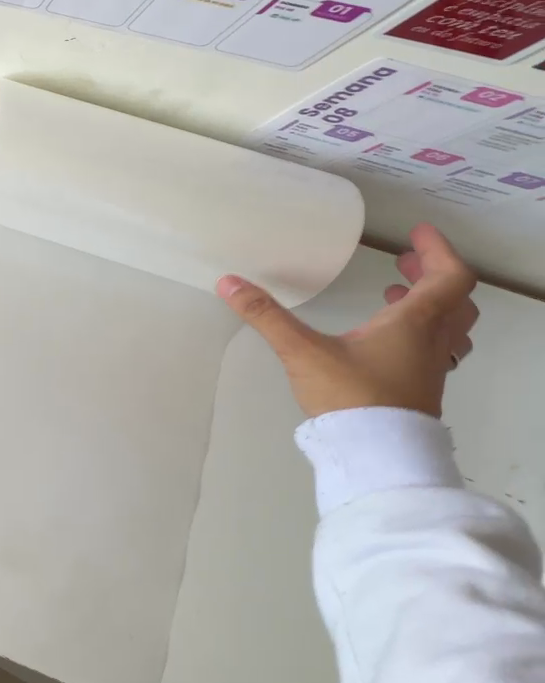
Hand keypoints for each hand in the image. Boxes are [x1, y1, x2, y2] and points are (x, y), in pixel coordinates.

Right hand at [216, 223, 478, 418]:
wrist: (376, 449)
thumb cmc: (350, 394)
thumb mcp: (301, 350)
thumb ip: (266, 315)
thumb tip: (229, 282)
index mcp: (414, 324)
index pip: (448, 278)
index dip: (438, 251)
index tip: (418, 234)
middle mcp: (432, 340)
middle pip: (454, 299)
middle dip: (433, 274)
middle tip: (405, 260)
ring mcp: (430, 365)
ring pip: (451, 324)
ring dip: (432, 303)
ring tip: (398, 293)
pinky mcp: (420, 383)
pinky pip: (435, 345)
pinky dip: (421, 329)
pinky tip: (387, 336)